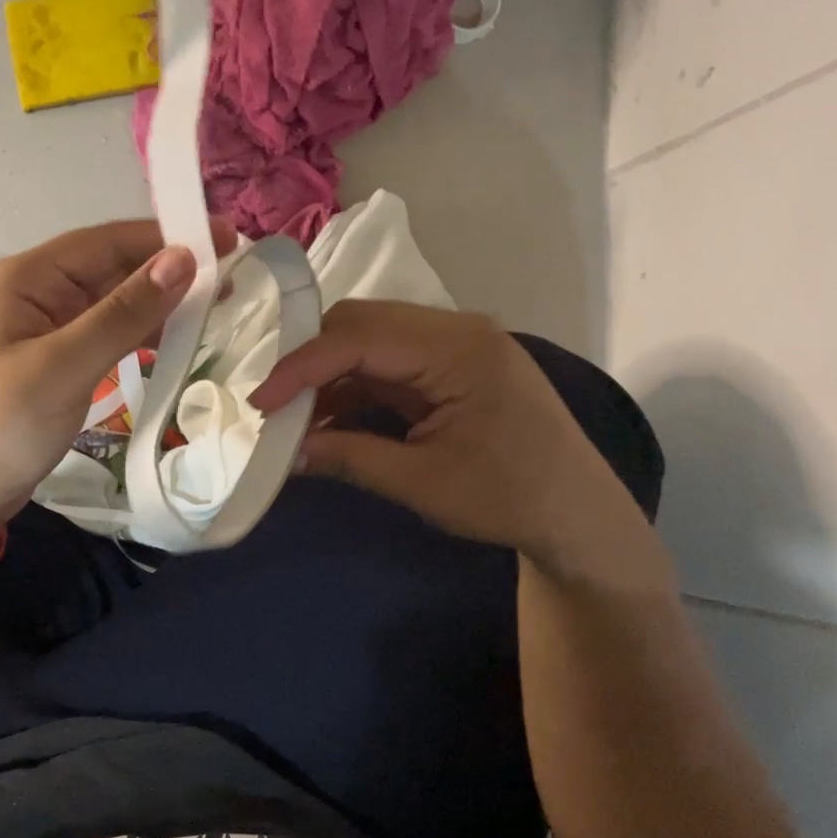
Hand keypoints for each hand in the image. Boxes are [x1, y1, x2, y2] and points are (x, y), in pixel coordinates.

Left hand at [0, 218, 237, 524]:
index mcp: (31, 278)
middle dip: (169, 269)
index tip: (228, 240)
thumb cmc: (5, 424)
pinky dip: (142, 333)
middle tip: (233, 279)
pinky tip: (176, 337)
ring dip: (161, 302)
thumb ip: (124, 313)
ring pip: (115, 301)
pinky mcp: (60, 361)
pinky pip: (109, 334)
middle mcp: (40, 292)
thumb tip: (183, 258)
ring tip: (216, 306)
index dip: (167, 236)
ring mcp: (50, 328)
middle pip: (114, 266)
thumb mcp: (67, 366)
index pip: (108, 240)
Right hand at [248, 300, 641, 570]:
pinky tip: (328, 423)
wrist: (576, 514)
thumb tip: (286, 453)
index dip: (300, 368)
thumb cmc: (507, 498)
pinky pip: (386, 363)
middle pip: (360, 323)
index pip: (358, 337)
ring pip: (369, 340)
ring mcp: (455, 346)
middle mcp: (456, 331)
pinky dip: (352, 389)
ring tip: (295, 422)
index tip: (259, 405)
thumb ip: (349, 457)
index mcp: (458, 349)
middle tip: (274, 408)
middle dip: (310, 363)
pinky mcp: (450, 367)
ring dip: (328, 377)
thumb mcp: (419, 482)